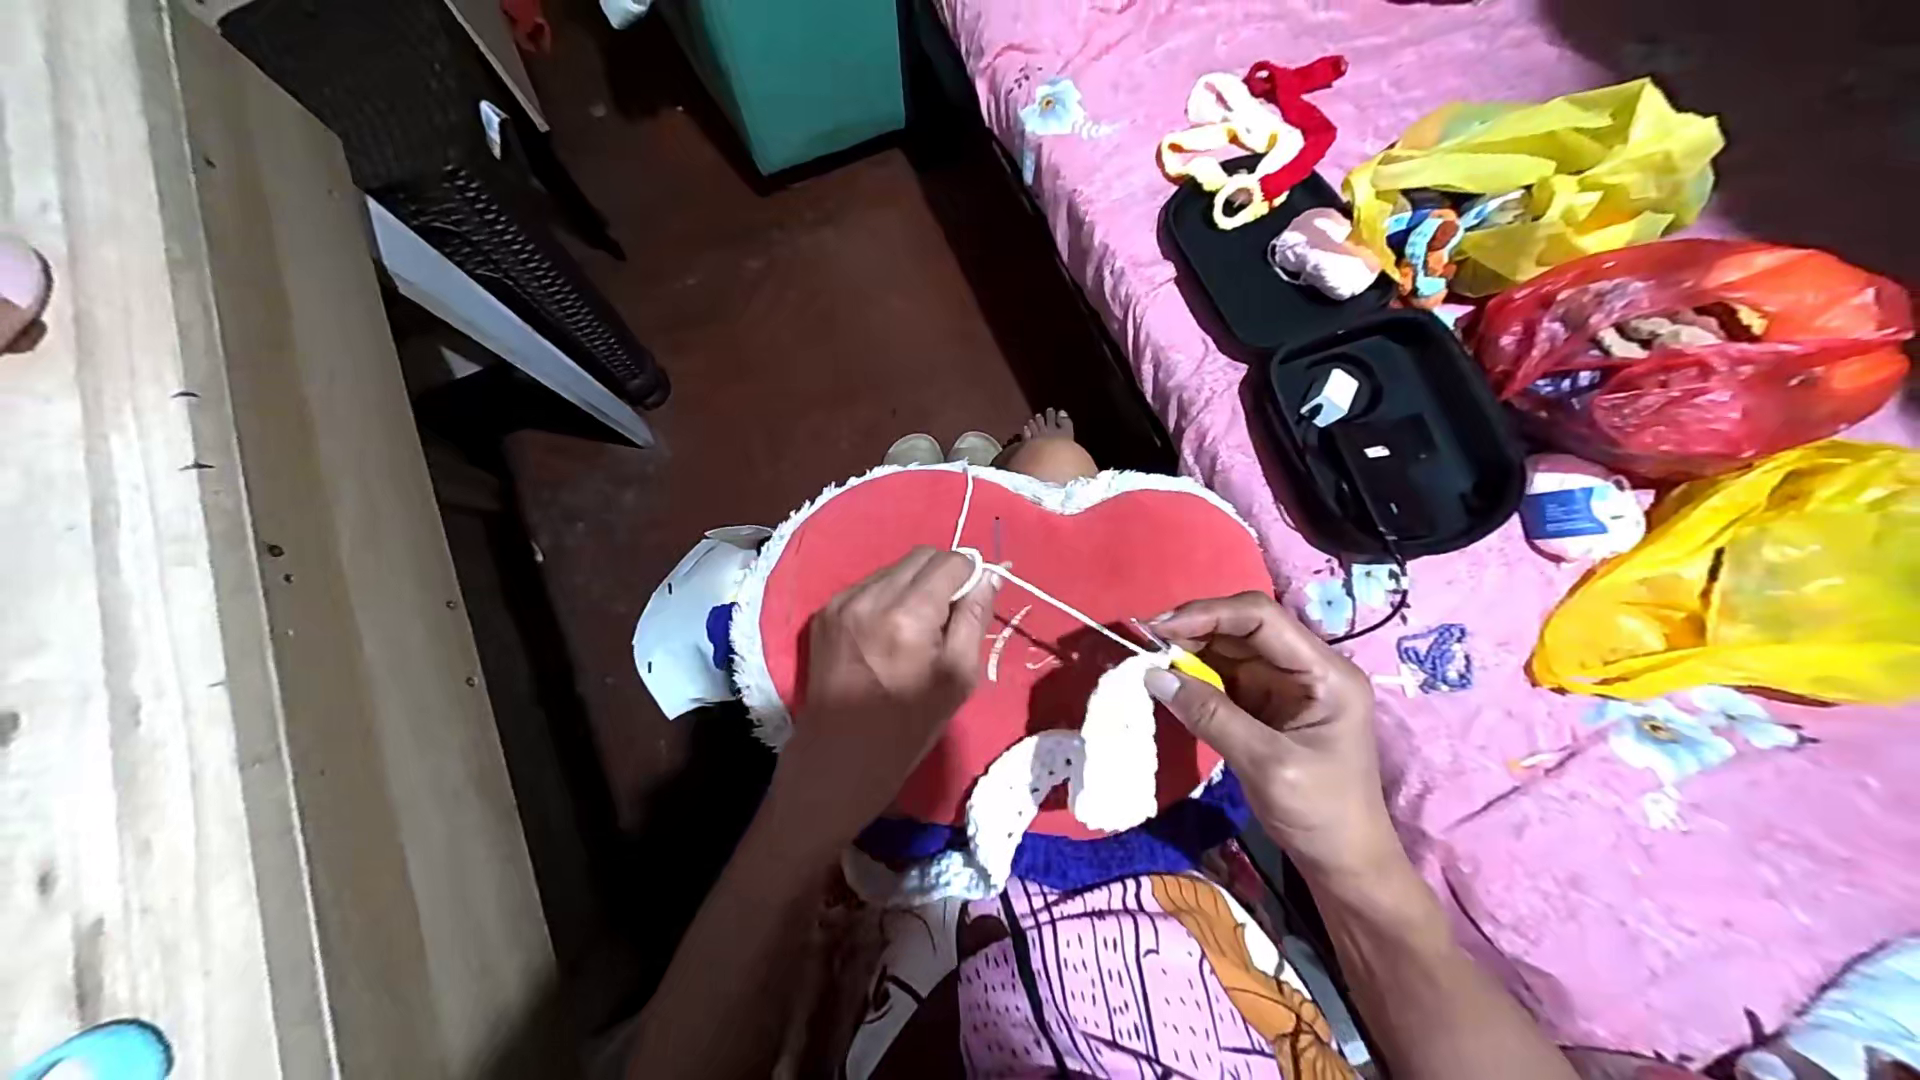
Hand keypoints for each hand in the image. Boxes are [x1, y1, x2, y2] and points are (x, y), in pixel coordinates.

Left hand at [778, 546, 997, 841]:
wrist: (840, 756)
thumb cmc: (909, 725)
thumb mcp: (958, 678)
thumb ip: (974, 618)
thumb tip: (990, 576)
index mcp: (909, 615)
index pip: (951, 561)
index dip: (969, 576)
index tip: (972, 601)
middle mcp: (872, 596)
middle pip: (921, 556)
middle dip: (943, 574)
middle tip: (948, 613)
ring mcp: (843, 601)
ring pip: (895, 568)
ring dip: (914, 584)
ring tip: (916, 625)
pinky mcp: (825, 611)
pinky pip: (870, 584)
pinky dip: (888, 596)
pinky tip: (888, 630)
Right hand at [1143, 592, 1403, 887]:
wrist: (1344, 863)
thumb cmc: (1321, 814)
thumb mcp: (1266, 765)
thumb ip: (1211, 715)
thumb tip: (1153, 676)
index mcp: (1325, 672)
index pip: (1261, 618)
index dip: (1209, 614)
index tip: (1160, 628)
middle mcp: (1305, 667)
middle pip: (1243, 626)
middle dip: (1193, 628)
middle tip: (1145, 643)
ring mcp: (1284, 684)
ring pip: (1228, 646)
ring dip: (1188, 648)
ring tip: (1150, 657)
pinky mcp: (1264, 702)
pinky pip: (1222, 673)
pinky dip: (1193, 672)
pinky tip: (1168, 677)